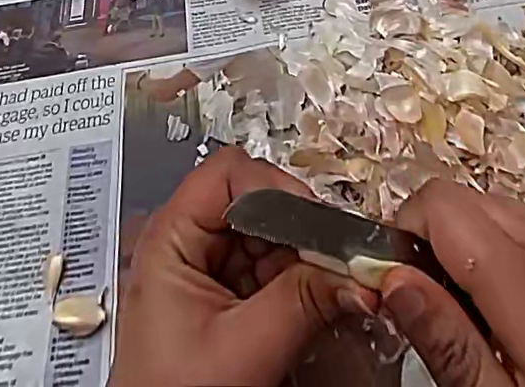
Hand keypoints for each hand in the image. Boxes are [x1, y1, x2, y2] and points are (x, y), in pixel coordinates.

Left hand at [107, 146, 377, 386]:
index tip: (319, 221)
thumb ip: (299, 305)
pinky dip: (295, 279)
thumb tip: (353, 274)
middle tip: (339, 257)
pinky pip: (267, 267)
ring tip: (332, 283)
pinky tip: (315, 300)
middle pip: (250, 200)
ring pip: (265, 234)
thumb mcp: (241, 349)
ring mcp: (206, 264)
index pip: (226, 174)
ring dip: (302, 255)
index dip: (275, 187)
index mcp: (172, 233)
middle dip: (298, 225)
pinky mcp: (224, 292)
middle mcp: (186, 238)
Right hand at [378, 179, 524, 386]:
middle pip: (467, 198)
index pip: (439, 202)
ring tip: (490, 308)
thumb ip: (447, 341)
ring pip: (502, 206)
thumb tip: (391, 278)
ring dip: (478, 239)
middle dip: (439, 236)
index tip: (405, 277)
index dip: (407, 230)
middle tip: (443, 302)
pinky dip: (519, 246)